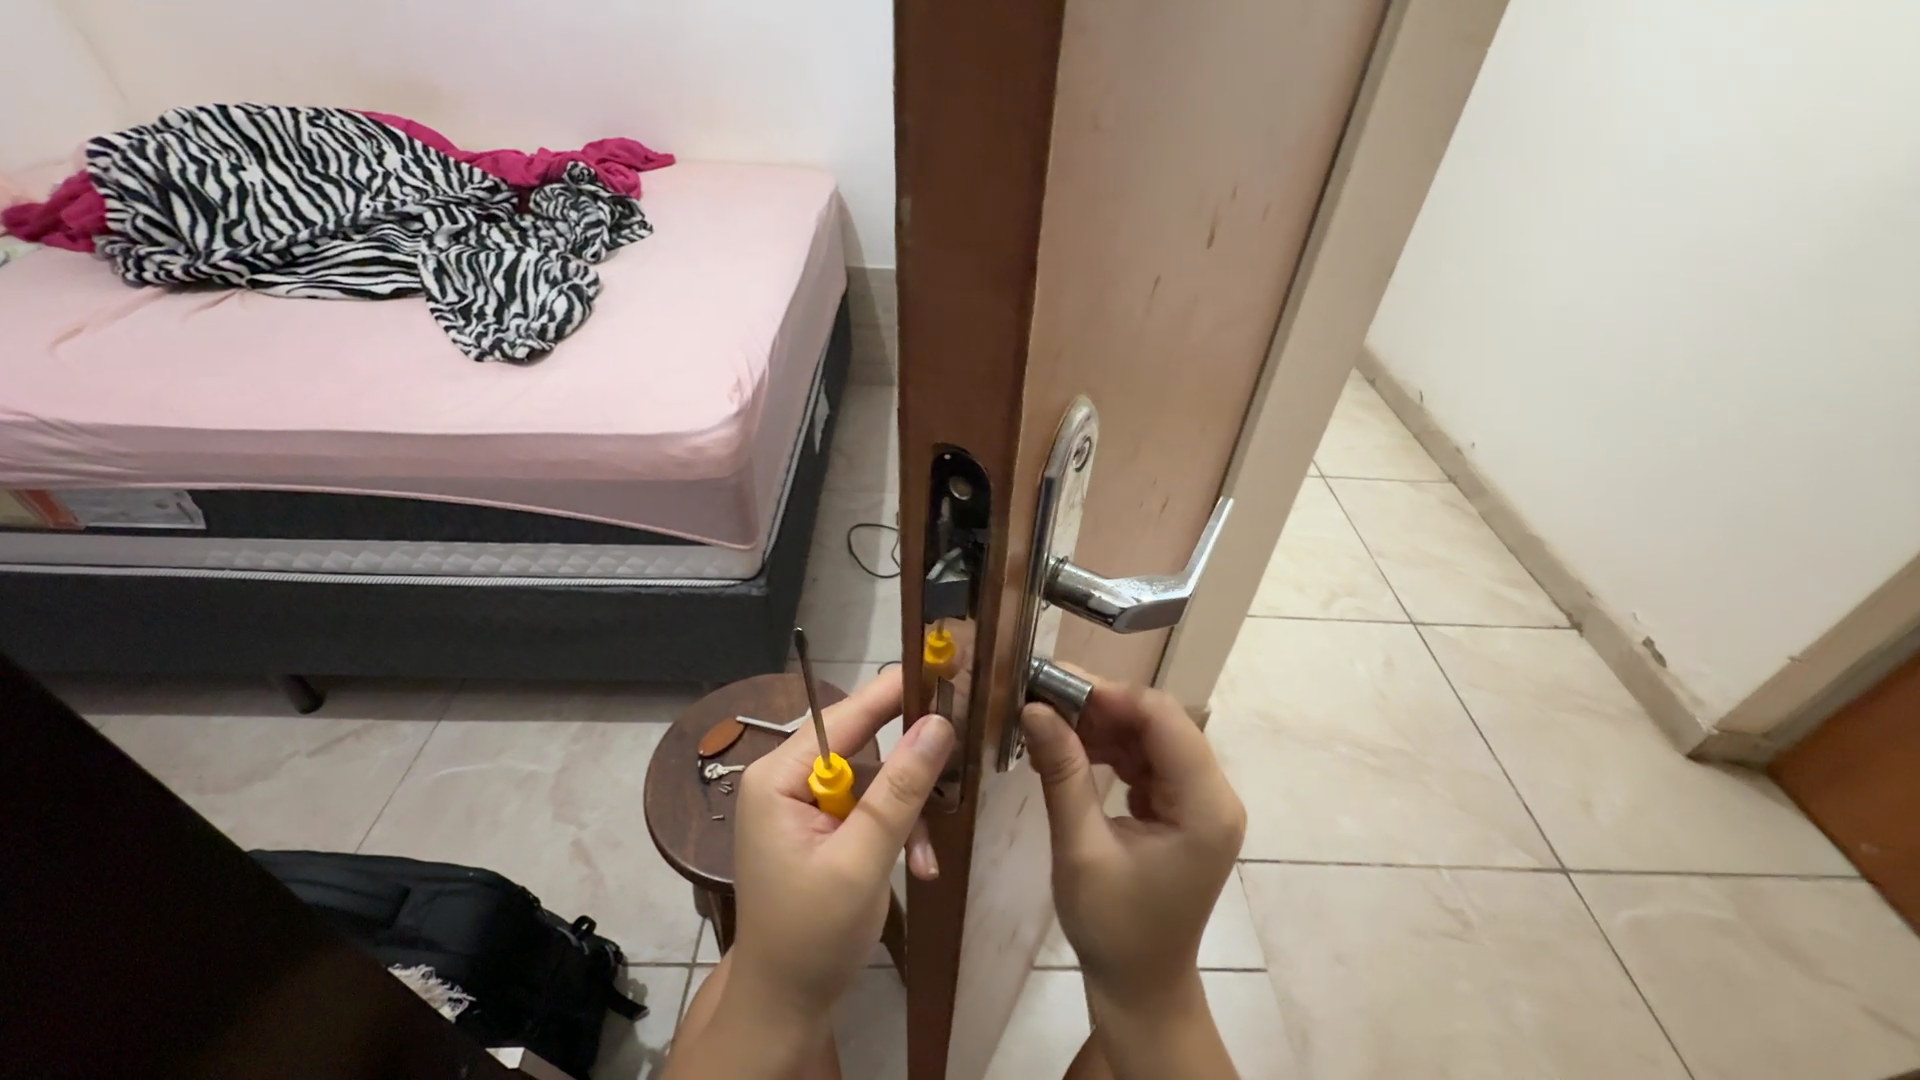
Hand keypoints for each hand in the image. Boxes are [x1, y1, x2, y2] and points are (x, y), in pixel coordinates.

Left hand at [729, 669, 954, 1015]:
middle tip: (958, 757)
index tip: (943, 666)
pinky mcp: (822, 826)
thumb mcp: (861, 861)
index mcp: (779, 777)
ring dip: (908, 814)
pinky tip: (919, 866)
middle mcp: (788, 779)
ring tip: (928, 856)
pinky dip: (898, 831)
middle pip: (863, 744)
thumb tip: (940, 725)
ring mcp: (804, 803)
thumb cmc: (811, 935)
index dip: (895, 692)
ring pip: (876, 780)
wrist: (785, 1002)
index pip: (845, 716)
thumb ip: (900, 791)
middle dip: (911, 769)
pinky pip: (870, 809)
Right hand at [1021, 679, 1245, 1009]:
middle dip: (1102, 706)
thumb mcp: (1081, 849)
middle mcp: (1214, 795)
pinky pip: (1147, 760)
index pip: (1164, 720)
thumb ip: (1063, 774)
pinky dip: (1110, 750)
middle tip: (1043, 695)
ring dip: (1102, 725)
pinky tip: (1072, 747)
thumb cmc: (1113, 926)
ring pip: (1151, 737)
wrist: (1140, 984)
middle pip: (1160, 723)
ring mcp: (1200, 801)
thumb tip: (1034, 708)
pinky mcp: (1182, 808)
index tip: (1055, 684)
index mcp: (1205, 807)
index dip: (1111, 695)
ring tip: (1049, 718)